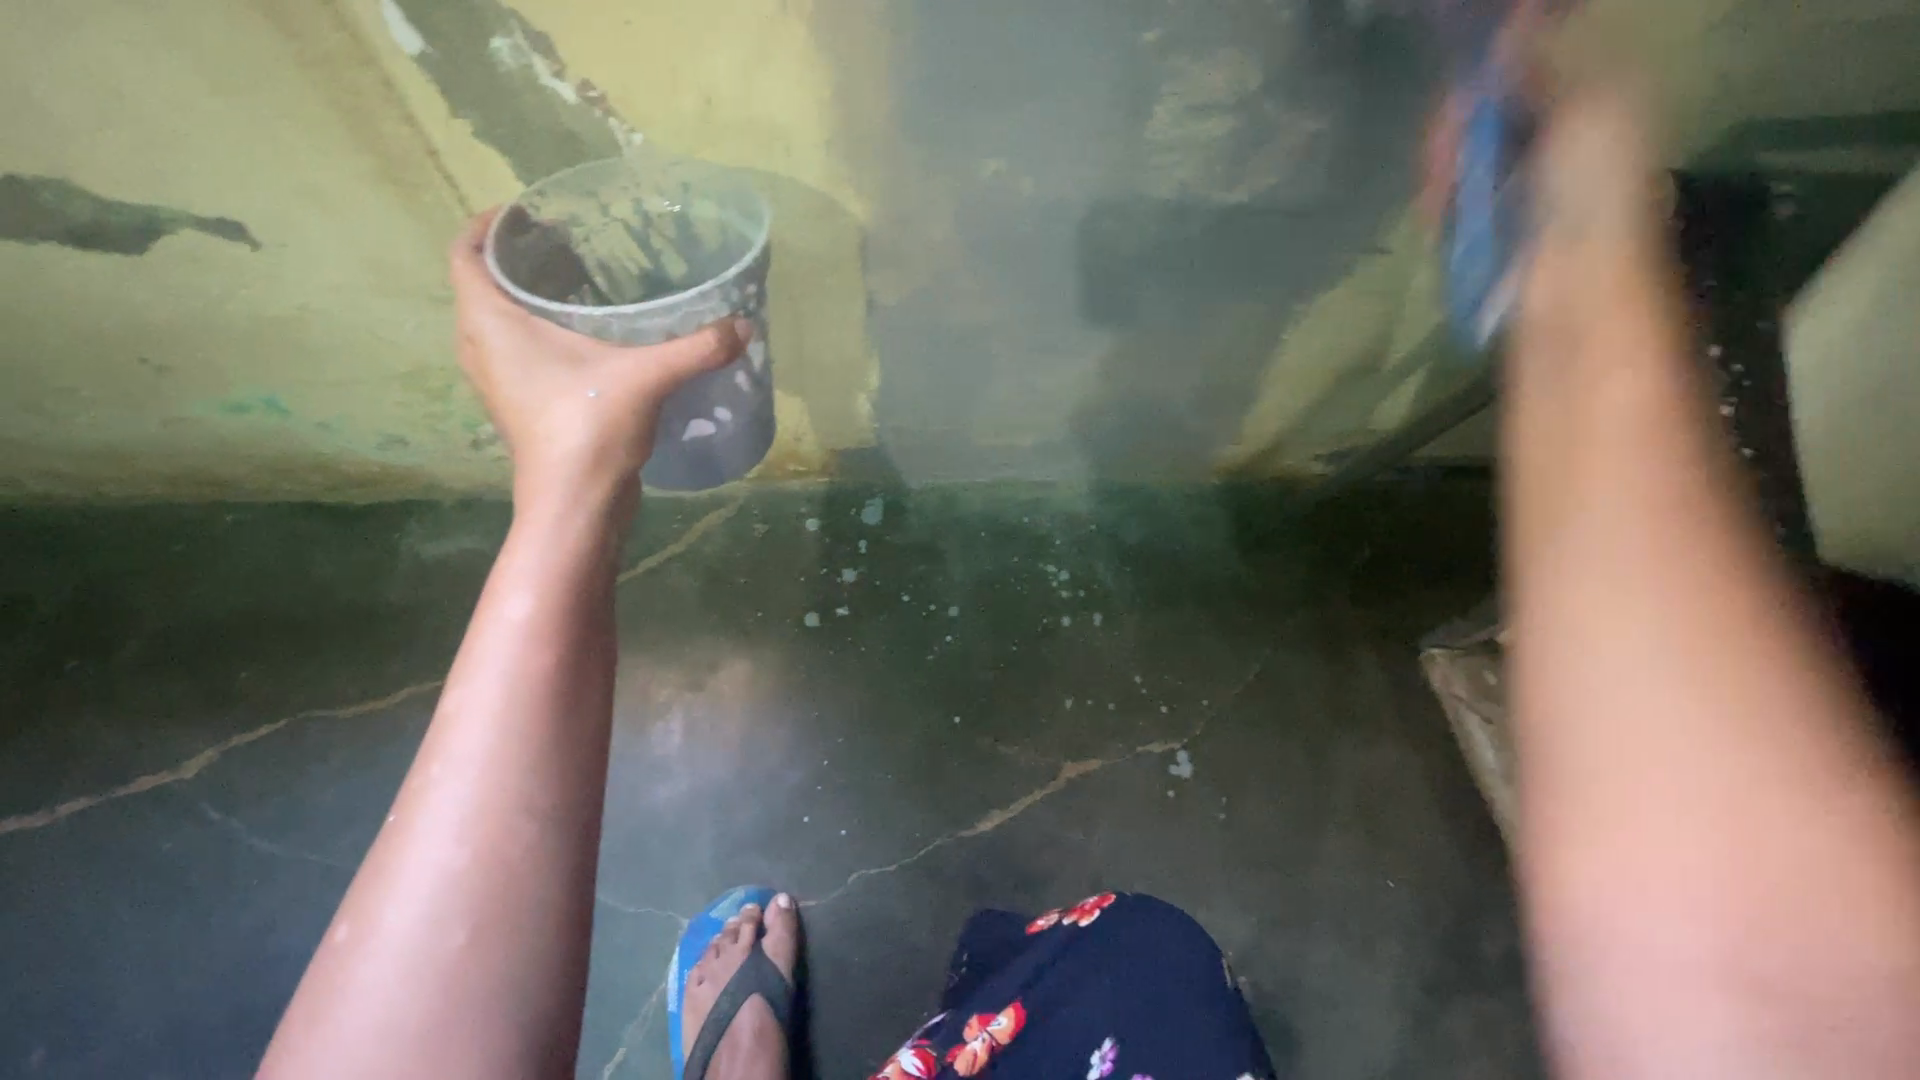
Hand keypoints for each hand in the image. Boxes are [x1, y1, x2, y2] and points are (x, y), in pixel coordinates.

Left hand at [447, 208, 751, 505]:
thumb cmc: (588, 427)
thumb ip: (696, 347)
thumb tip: (744, 325)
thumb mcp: (647, 377)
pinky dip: (543, 337)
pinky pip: (519, 354)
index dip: (487, 225)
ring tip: (580, 288)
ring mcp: (497, 382)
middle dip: (520, 261)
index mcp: (489, 322)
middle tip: (569, 247)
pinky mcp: (519, 408)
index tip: (528, 214)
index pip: (465, 253)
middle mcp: (481, 347)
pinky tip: (590, 343)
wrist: (574, 503)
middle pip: (484, 285)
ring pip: (501, 323)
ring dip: (530, 301)